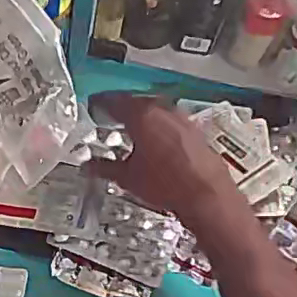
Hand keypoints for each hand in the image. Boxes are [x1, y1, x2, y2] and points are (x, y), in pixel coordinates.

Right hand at [86, 93, 249, 231]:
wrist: (206, 195)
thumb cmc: (167, 184)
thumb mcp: (128, 178)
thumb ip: (105, 168)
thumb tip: (90, 167)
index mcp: (142, 116)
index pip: (115, 101)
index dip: (101, 103)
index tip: (94, 106)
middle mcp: (164, 111)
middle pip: (138, 102)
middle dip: (123, 109)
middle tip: (111, 116)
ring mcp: (183, 120)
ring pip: (158, 111)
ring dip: (144, 117)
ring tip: (133, 129)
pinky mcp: (196, 132)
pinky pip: (173, 123)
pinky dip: (161, 127)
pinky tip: (158, 142)